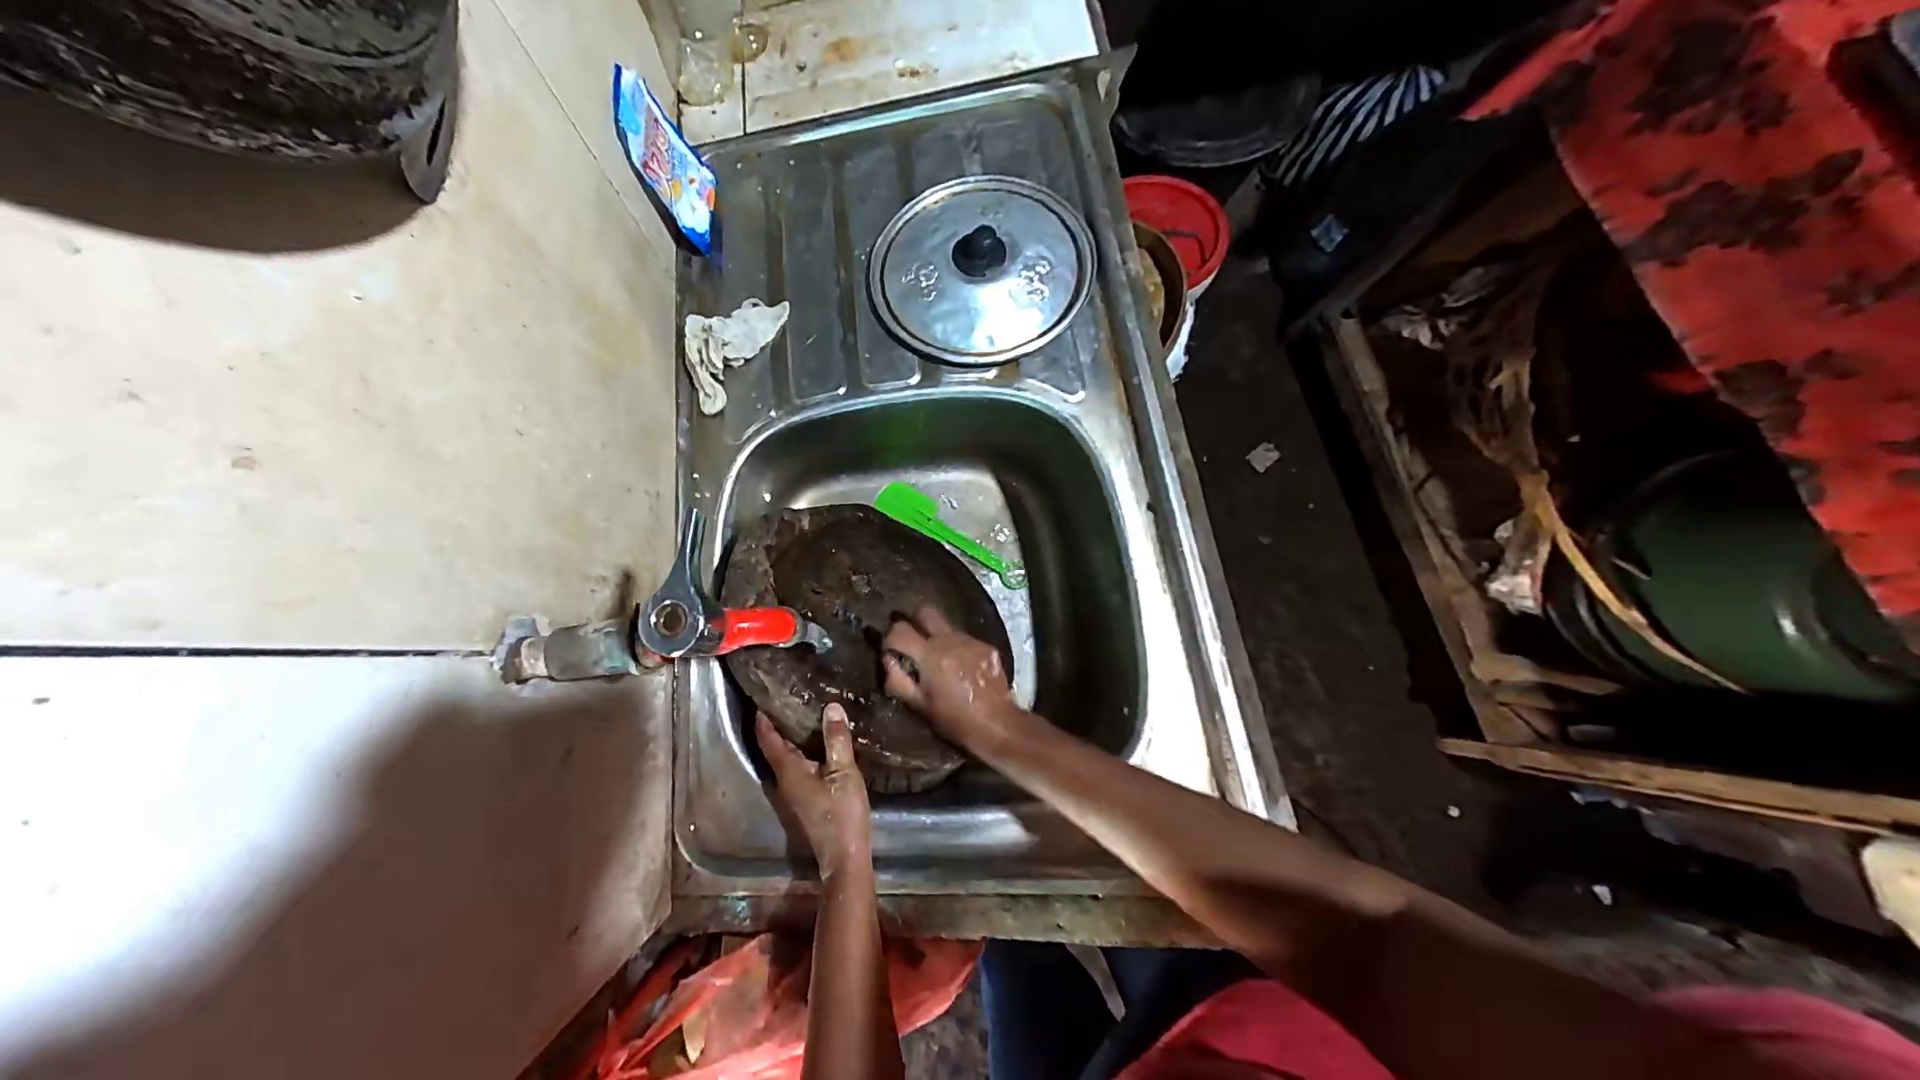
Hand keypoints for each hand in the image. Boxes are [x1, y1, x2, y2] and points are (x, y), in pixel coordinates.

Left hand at [756, 705, 871, 877]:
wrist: (844, 856)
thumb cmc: (841, 813)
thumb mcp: (844, 772)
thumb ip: (836, 740)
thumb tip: (830, 706)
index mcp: (788, 771)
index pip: (767, 738)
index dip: (763, 717)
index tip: (764, 695)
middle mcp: (784, 781)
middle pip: (775, 747)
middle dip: (780, 723)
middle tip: (792, 697)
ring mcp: (793, 794)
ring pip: (787, 758)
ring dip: (793, 738)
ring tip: (808, 715)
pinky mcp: (804, 801)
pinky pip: (799, 768)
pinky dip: (805, 752)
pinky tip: (821, 745)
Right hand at [881, 607, 1031, 755]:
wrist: (996, 725)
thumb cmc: (953, 720)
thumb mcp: (919, 705)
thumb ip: (897, 680)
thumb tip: (888, 660)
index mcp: (930, 655)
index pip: (900, 630)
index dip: (889, 638)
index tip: (890, 651)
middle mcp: (950, 640)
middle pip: (926, 612)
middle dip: (914, 622)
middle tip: (912, 642)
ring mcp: (971, 641)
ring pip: (947, 626)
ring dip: (937, 637)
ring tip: (938, 661)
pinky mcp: (987, 646)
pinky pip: (965, 639)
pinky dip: (957, 648)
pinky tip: (961, 668)